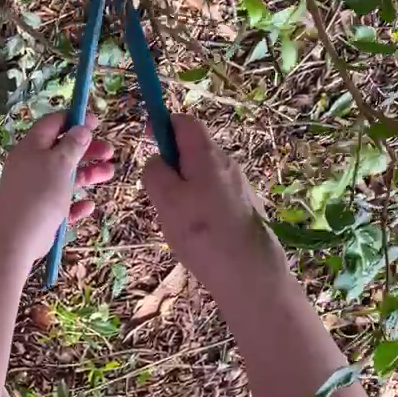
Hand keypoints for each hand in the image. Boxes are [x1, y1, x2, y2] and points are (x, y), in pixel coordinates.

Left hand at [0, 111, 115, 268]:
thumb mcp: (60, 163)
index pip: (52, 124)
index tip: (96, 122)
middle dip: (87, 150)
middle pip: (62, 151)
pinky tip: (88, 205)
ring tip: (109, 173)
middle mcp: (31, 166)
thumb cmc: (39, 194)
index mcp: (31, 148)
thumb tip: (81, 128)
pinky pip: (61, 203)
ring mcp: (35, 190)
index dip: (74, 120)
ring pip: (64, 177)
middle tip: (109, 151)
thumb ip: (72, 145)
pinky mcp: (40, 212)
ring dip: (87, 174)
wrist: (15, 238)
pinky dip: (75, 203)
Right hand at [142, 114, 285, 297]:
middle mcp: (228, 165)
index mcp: (207, 156)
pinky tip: (197, 234)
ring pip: (202, 176)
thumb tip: (157, 162)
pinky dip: (199, 205)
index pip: (185, 122)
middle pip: (194, 150)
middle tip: (159, 196)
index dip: (164, 124)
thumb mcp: (166, 200)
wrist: (250, 274)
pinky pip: (214, 196)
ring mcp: (240, 188)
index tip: (147, 136)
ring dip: (184, 189)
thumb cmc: (203, 233)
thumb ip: (155, 173)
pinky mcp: (245, 210)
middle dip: (172, 165)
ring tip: (177, 222)